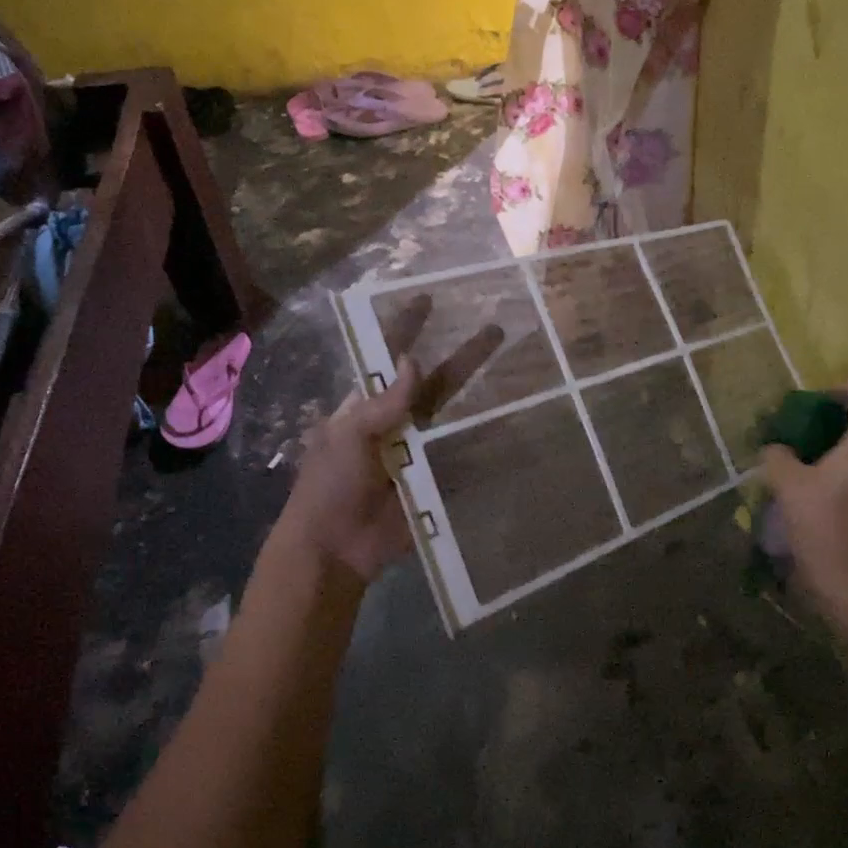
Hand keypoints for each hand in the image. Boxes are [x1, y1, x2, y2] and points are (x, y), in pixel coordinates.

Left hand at [276, 292, 502, 581]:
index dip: (406, 327)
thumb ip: (382, 402)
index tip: (427, 297)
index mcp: (367, 406)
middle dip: (465, 356)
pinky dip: (486, 443)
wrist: (334, 550)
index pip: (390, 357)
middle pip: (435, 381)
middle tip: (497, 328)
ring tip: (518, 373)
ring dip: (481, 395)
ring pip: (454, 415)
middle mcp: (396, 422)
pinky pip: (464, 456)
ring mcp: (418, 451)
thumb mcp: (347, 436)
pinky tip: (515, 425)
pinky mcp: (434, 479)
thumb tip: (413, 360)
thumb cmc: (330, 486)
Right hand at [759, 382, 847, 611]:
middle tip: (808, 423)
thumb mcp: (789, 487)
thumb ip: (779, 458)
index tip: (825, 395)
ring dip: (842, 444)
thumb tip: (775, 447)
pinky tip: (815, 486)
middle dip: (842, 416)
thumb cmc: (824, 528)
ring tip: (806, 455)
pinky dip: (845, 468)